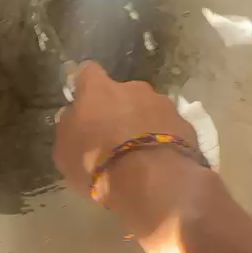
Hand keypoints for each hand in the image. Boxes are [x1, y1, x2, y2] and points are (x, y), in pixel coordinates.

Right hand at [52, 61, 199, 198]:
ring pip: (148, 109)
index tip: (82, 98)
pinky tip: (158, 161)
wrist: (152, 181)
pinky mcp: (186, 125)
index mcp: (98, 90)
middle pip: (122, 92)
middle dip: (118, 108)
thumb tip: (72, 115)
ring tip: (139, 153)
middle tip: (113, 135)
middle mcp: (133, 88)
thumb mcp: (65, 151)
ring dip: (142, 124)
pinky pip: (168, 128)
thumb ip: (68, 127)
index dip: (85, 84)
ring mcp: (164, 104)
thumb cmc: (98, 162)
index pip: (87, 72)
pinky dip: (162, 139)